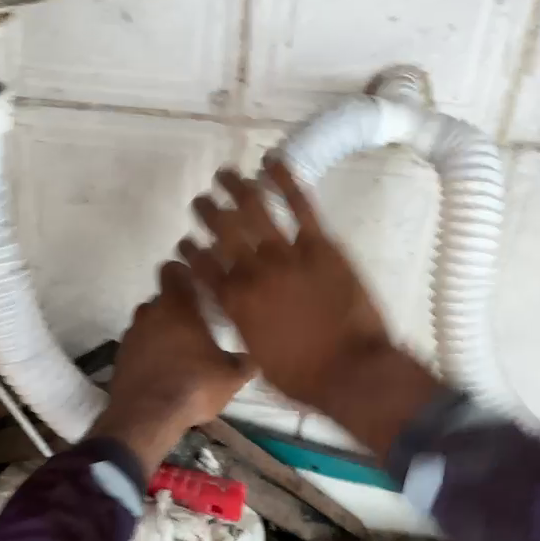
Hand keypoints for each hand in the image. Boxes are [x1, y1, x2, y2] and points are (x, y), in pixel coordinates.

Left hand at [93, 261, 256, 471]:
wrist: (146, 419)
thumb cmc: (192, 386)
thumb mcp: (230, 377)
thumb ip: (244, 362)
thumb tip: (254, 358)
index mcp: (177, 307)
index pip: (172, 270)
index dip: (183, 273)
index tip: (196, 284)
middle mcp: (149, 313)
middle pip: (162, 299)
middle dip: (176, 308)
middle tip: (196, 326)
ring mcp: (131, 334)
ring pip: (148, 322)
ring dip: (161, 331)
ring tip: (179, 352)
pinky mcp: (120, 356)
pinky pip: (138, 345)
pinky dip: (148, 352)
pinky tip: (163, 370)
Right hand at [177, 161, 441, 454]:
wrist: (353, 373)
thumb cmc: (305, 378)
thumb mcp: (258, 357)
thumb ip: (243, 327)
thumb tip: (238, 315)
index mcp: (234, 303)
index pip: (201, 266)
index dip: (190, 250)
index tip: (186, 241)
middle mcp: (253, 273)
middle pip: (221, 230)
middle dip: (206, 211)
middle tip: (201, 201)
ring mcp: (286, 256)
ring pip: (253, 210)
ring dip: (235, 187)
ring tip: (225, 174)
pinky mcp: (321, 247)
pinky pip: (299, 206)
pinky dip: (284, 180)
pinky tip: (272, 162)